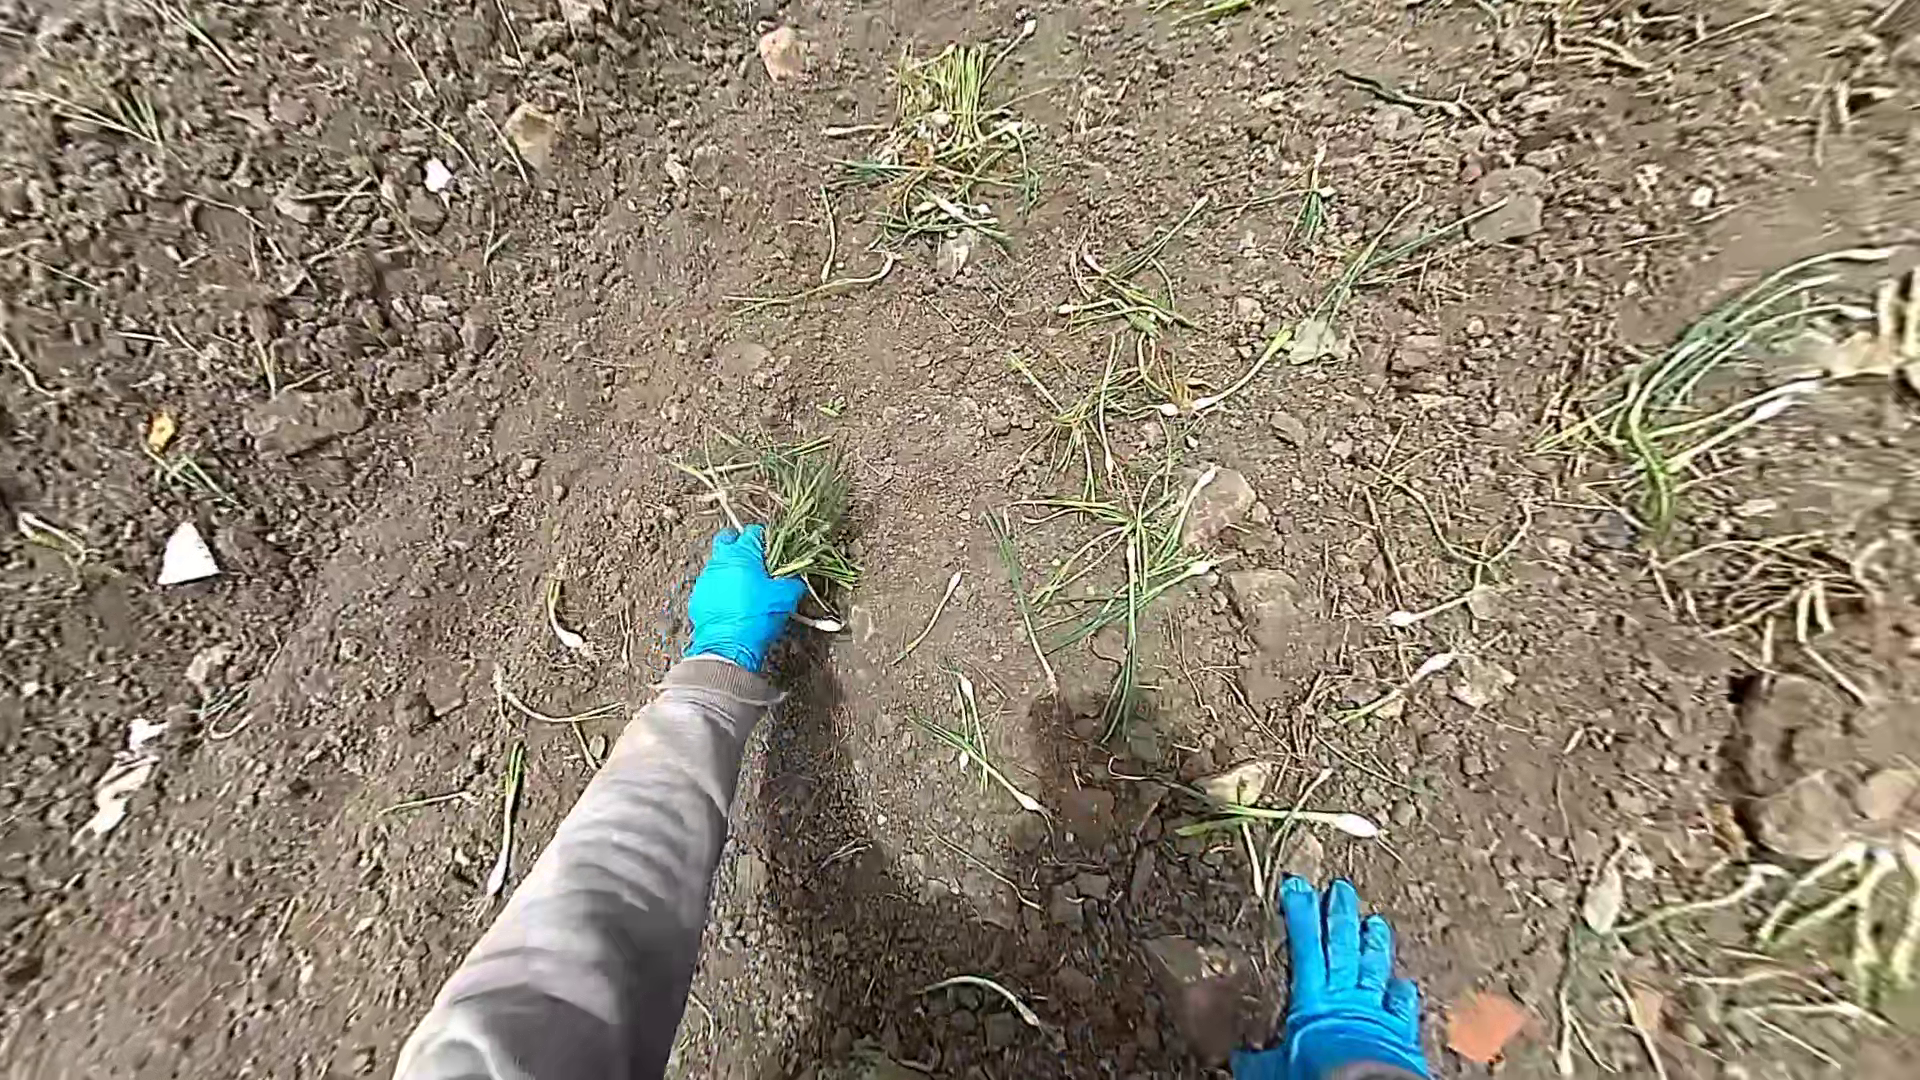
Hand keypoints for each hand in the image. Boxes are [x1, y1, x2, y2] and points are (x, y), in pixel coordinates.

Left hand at [685, 526, 806, 672]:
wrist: (728, 647)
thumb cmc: (756, 617)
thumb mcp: (785, 597)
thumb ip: (793, 582)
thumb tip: (795, 579)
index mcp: (741, 555)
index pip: (754, 532)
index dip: (767, 539)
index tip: (775, 549)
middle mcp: (720, 562)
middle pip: (728, 538)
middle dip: (741, 543)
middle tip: (756, 557)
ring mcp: (706, 579)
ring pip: (719, 562)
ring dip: (732, 567)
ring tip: (747, 583)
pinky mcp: (698, 597)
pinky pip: (712, 584)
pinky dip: (722, 587)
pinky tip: (735, 601)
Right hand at [1232, 877, 1427, 1079]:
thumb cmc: (1320, 1075)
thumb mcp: (1278, 1067)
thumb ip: (1259, 1058)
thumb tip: (1236, 1060)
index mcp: (1312, 993)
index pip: (1305, 942)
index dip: (1301, 912)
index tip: (1297, 884)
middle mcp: (1344, 994)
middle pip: (1342, 945)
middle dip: (1340, 915)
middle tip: (1342, 888)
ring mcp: (1374, 1012)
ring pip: (1373, 969)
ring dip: (1374, 946)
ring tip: (1376, 922)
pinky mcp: (1401, 1035)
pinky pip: (1402, 1010)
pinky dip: (1403, 995)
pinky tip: (1405, 983)